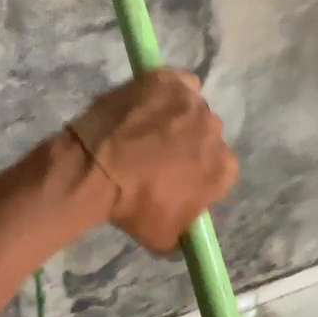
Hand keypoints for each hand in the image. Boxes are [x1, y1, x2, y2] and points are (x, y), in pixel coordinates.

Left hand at [64, 69, 238, 252]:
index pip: (219, 169)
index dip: (197, 172)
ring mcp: (190, 101)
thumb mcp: (164, 238)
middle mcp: (214, 131)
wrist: (95, 167)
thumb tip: (183, 229)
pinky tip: (145, 101)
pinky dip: (164, 90)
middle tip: (156, 151)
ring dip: (174, 115)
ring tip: (145, 125)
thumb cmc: (132, 206)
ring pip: (189, 106)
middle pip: (205, 134)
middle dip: (186, 142)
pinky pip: (175, 82)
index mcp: (223, 169)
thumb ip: (184, 230)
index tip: (175, 176)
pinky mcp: (166, 79)